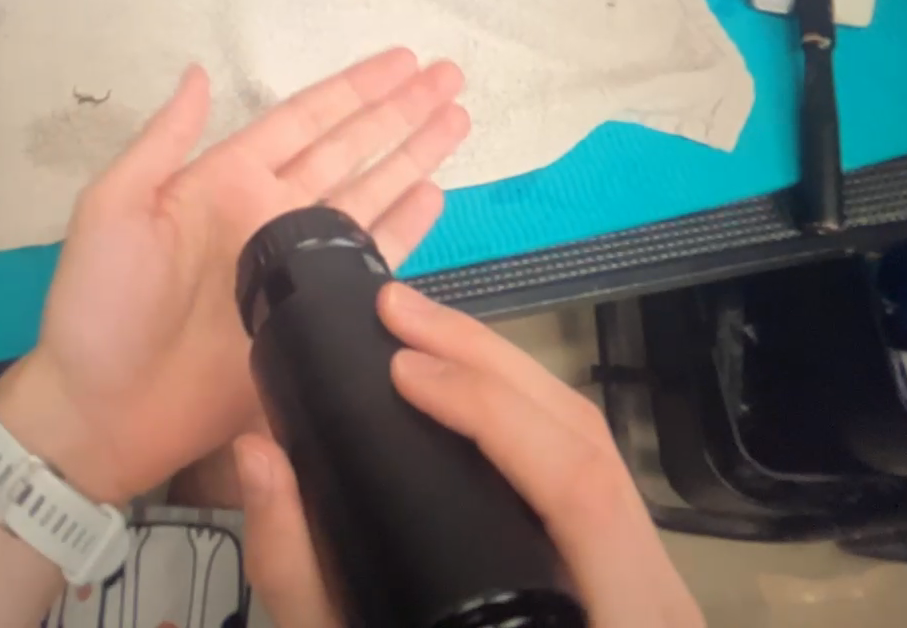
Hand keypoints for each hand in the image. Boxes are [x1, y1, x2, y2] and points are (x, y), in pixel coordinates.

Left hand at [0, 49, 468, 503]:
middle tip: (450, 76)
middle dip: (402, 111)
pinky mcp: (314, 310)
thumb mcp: (114, 209)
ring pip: (372, 193)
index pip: (308, 120)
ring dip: (415, 157)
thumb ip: (162, 143)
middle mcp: (274, 209)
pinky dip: (406, 227)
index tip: (404, 60)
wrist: (105, 410)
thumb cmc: (102, 305)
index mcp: (231, 179)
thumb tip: (199, 71)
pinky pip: (371, 258)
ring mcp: (299, 261)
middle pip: (353, 148)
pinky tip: (435, 196)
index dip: (357, 88)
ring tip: (457, 121)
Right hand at [235, 283, 704, 627]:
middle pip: (581, 430)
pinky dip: (507, 397)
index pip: (575, 482)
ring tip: (414, 323)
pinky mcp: (613, 548)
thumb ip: (302, 577)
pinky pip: (567, 449)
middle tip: (393, 309)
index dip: (488, 408)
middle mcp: (647, 583)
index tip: (399, 370)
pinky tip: (455, 374)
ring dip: (494, 362)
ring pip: (581, 428)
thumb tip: (259, 455)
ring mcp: (640, 561)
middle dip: (482, 354)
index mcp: (618, 618)